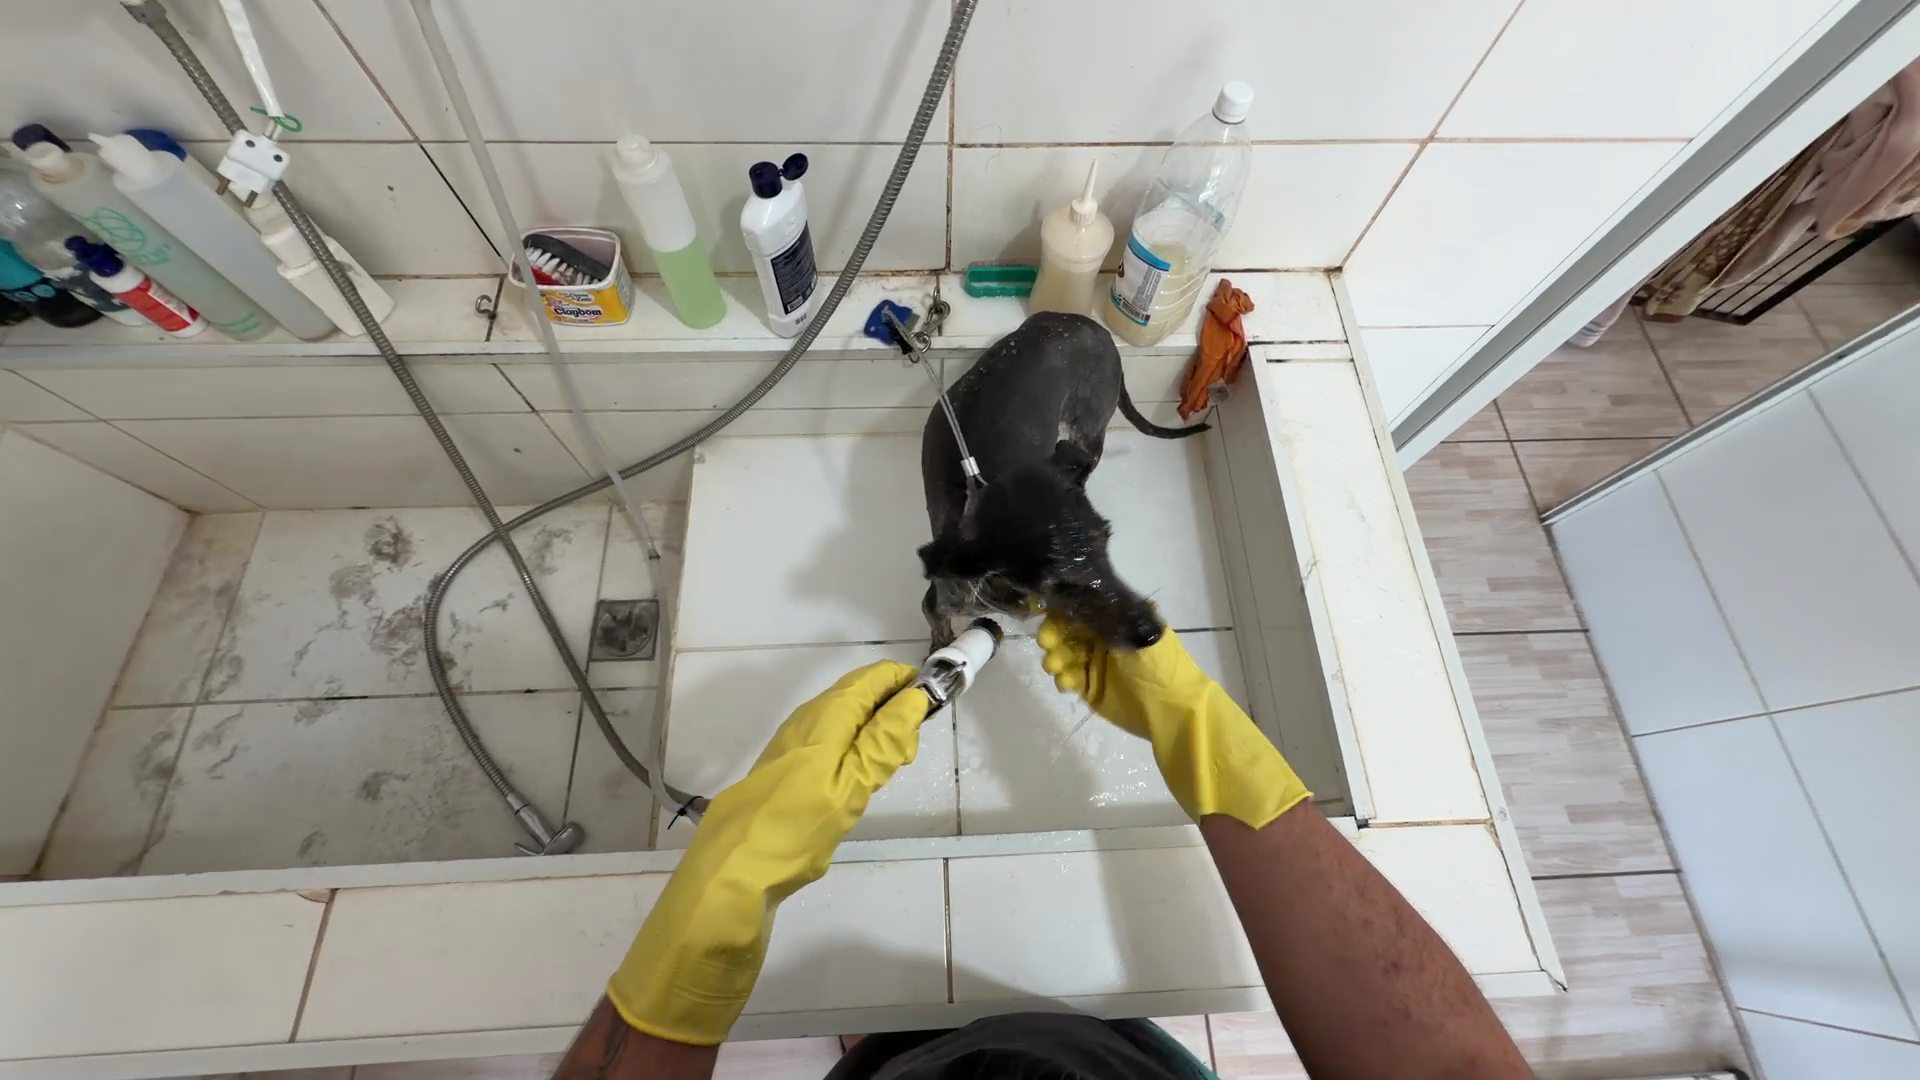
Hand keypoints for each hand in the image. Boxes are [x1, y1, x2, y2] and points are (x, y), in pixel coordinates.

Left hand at [606, 661, 929, 1045]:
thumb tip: (915, 697)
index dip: (905, 682)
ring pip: (846, 719)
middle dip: (892, 709)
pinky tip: (860, 780)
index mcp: (826, 714)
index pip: (874, 677)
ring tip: (893, 765)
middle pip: (860, 695)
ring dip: (875, 732)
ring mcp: (795, 742)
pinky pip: (832, 741)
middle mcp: (808, 717)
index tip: (932, 706)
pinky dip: (855, 749)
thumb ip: (884, 741)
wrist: (731, 874)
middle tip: (911, 748)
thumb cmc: (797, 826)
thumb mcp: (851, 785)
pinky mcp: (788, 768)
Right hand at [1037, 615, 1309, 827]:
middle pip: (1065, 630)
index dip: (1061, 607)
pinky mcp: (1090, 689)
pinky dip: (1063, 679)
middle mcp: (1102, 638)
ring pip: (1063, 654)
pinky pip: (1067, 679)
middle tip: (1047, 642)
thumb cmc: (1158, 666)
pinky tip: (1067, 682)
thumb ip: (1105, 614)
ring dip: (1055, 657)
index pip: (1081, 607)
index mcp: (1115, 619)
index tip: (1043, 609)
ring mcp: (1095, 664)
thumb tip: (1075, 593)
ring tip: (1057, 666)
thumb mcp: (1136, 631)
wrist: (1173, 710)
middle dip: (1052, 633)